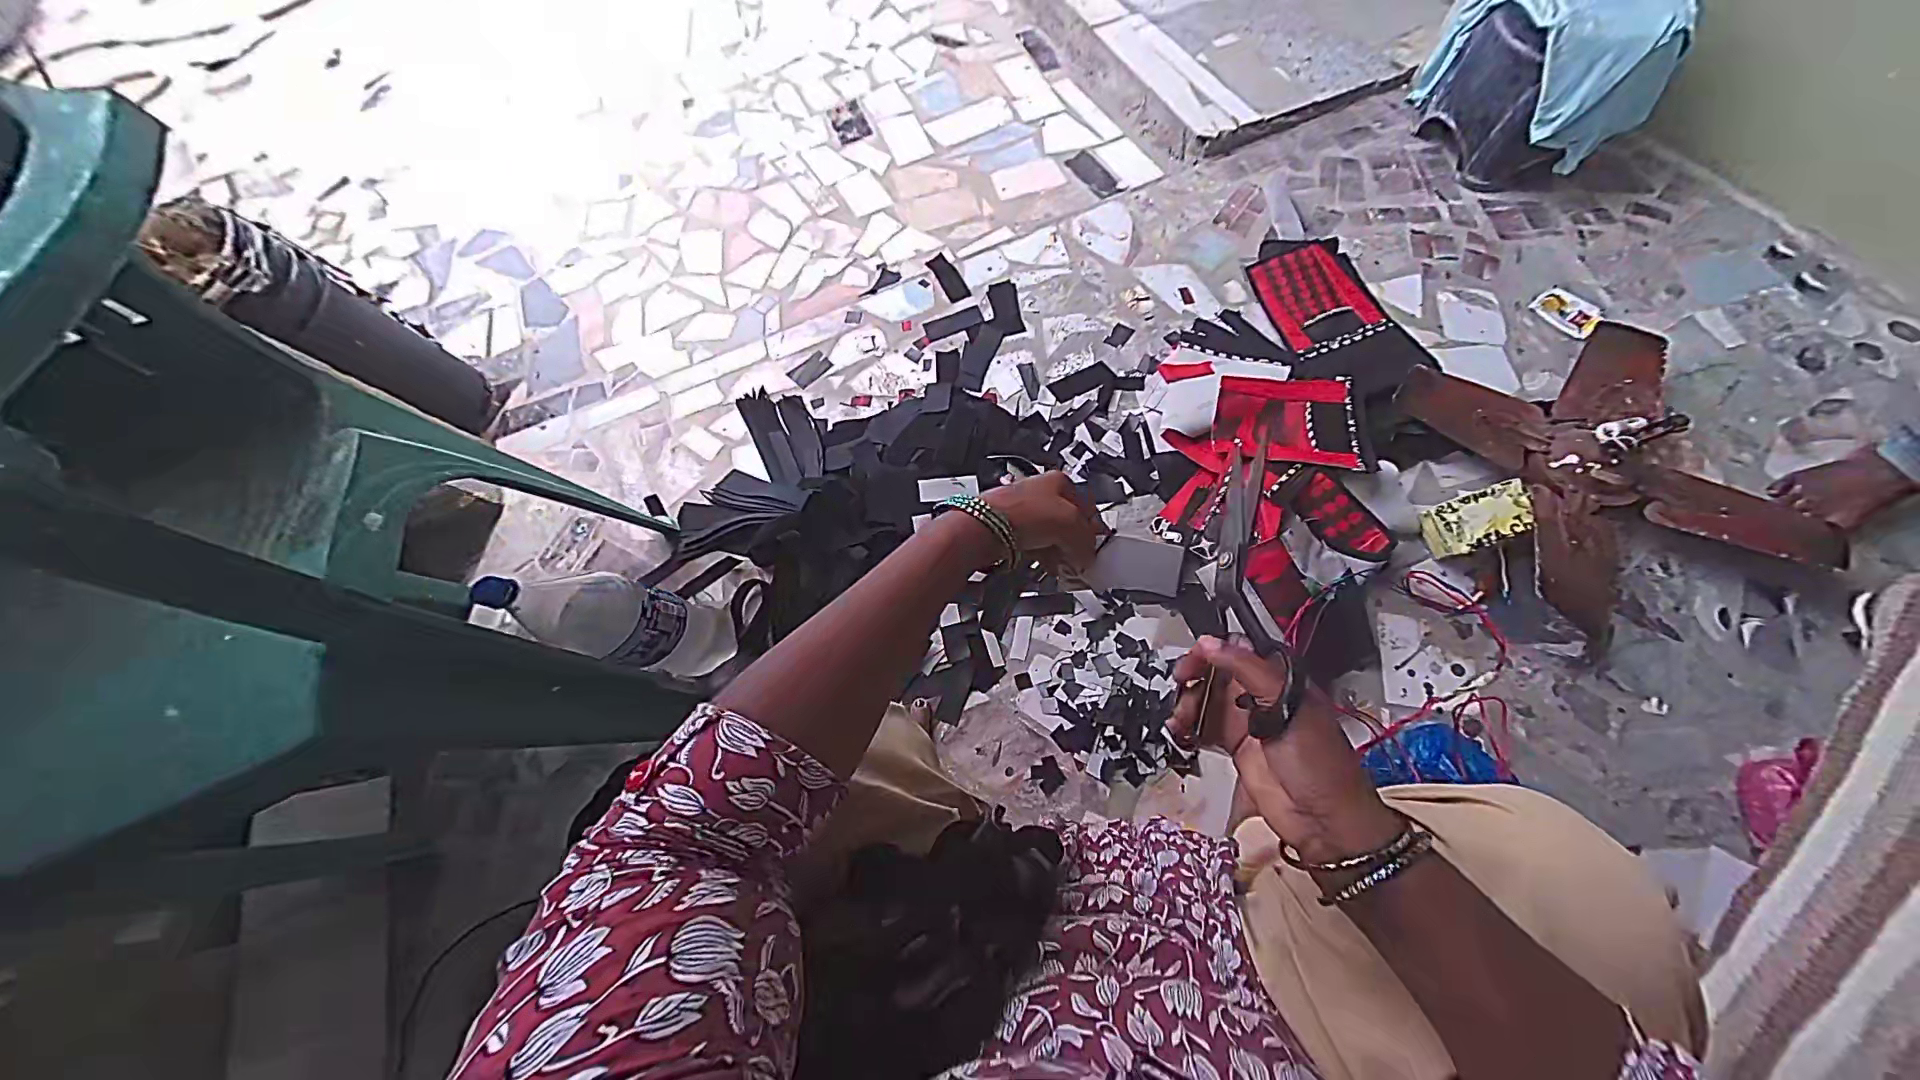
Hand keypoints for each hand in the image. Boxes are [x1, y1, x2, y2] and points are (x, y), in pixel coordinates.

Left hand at [982, 471, 1103, 571]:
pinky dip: (1038, 556)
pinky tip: (1042, 564)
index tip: (1095, 546)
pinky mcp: (1007, 530)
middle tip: (1079, 558)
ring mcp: (1022, 511)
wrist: (984, 528)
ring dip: (1057, 552)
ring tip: (1061, 565)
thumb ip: (1087, 540)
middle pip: (1066, 522)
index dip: (1093, 529)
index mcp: (1058, 481)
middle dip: (1074, 543)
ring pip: (1048, 536)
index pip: (1086, 506)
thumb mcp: (1072, 525)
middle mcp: (1038, 492)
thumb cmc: (1020, 514)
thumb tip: (1088, 554)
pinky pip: (1030, 546)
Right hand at [1169, 636, 1400, 863]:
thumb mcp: (1287, 705)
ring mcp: (1247, 722)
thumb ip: (1248, 670)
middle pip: (1216, 673)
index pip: (1238, 650)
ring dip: (1187, 703)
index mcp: (1280, 678)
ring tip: (1182, 716)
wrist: (1323, 821)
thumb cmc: (1324, 766)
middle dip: (1195, 676)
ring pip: (1205, 699)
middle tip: (1182, 683)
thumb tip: (1212, 645)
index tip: (1194, 658)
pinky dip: (1187, 727)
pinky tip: (1181, 731)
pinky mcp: (1236, 747)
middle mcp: (1262, 697)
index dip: (1213, 650)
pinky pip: (1202, 728)